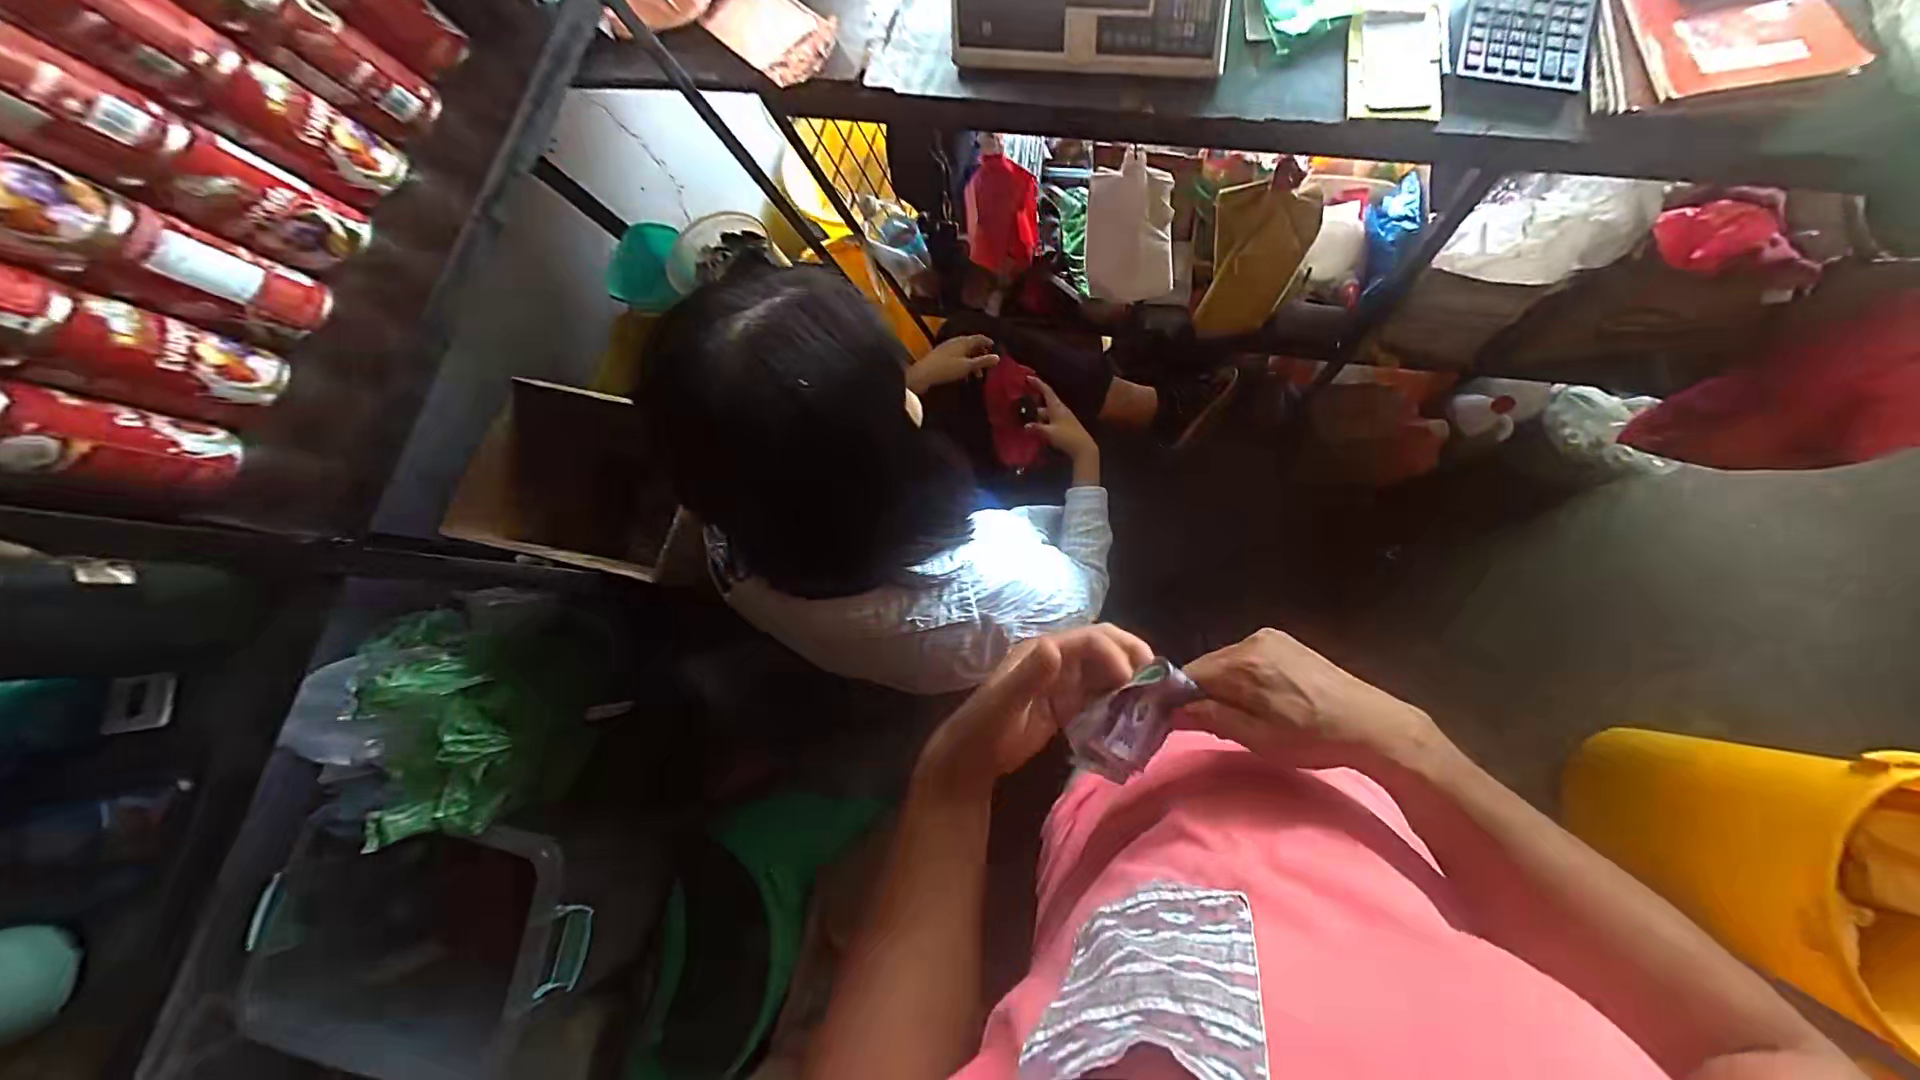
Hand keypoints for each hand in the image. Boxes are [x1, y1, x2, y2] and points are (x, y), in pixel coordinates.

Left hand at [906, 335, 998, 392]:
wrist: (923, 373)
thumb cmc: (946, 369)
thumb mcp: (967, 366)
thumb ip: (982, 361)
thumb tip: (998, 357)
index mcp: (963, 341)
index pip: (979, 337)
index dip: (988, 342)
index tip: (994, 347)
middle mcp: (955, 341)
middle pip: (972, 344)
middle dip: (980, 354)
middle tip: (986, 364)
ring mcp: (947, 347)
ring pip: (964, 352)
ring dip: (972, 361)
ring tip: (976, 375)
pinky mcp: (940, 355)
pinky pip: (957, 356)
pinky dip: (963, 363)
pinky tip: (962, 373)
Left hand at [918, 625, 1152, 796]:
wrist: (971, 758)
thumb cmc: (983, 728)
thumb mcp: (1002, 704)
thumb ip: (1027, 677)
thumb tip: (1054, 647)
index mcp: (1042, 652)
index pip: (1090, 640)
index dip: (1115, 653)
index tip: (1133, 681)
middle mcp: (1057, 661)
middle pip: (1105, 648)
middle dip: (1133, 658)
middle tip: (1157, 682)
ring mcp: (1064, 683)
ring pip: (1107, 671)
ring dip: (1131, 680)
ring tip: (1154, 699)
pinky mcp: (1069, 706)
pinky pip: (1102, 696)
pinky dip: (1120, 702)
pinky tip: (1135, 716)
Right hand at [1026, 377, 1097, 468]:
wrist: (1083, 448)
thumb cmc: (1066, 437)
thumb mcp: (1049, 433)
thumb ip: (1036, 428)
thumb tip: (1025, 426)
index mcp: (1057, 407)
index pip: (1046, 391)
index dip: (1037, 383)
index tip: (1028, 377)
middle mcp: (1061, 409)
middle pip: (1046, 402)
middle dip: (1035, 401)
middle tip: (1023, 402)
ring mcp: (1064, 417)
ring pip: (1048, 412)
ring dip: (1039, 415)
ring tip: (1028, 420)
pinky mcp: (1065, 425)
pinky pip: (1051, 419)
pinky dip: (1044, 421)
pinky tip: (1039, 428)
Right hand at [1178, 629, 1442, 770]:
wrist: (1376, 726)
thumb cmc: (1315, 738)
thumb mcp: (1259, 739)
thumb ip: (1212, 718)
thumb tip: (1174, 710)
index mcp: (1243, 664)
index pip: (1189, 675)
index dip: (1178, 698)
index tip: (1176, 719)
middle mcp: (1252, 641)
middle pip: (1207, 666)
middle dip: (1201, 691)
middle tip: (1210, 722)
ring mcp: (1271, 638)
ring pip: (1226, 662)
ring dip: (1223, 685)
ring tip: (1240, 713)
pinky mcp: (1286, 642)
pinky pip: (1246, 657)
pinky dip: (1242, 676)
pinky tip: (1259, 698)